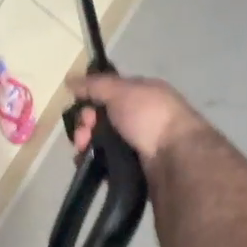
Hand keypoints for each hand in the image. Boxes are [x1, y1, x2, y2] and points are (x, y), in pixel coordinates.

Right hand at [67, 73, 211, 166]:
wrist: (176, 158)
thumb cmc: (150, 117)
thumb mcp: (121, 91)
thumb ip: (94, 85)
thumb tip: (70, 79)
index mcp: (142, 93)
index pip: (107, 93)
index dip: (89, 100)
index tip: (84, 111)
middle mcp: (140, 116)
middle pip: (101, 118)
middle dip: (85, 125)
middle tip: (84, 136)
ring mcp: (138, 143)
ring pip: (100, 141)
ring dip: (86, 145)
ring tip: (83, 153)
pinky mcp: (134, 167)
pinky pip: (106, 161)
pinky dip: (94, 162)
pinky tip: (88, 164)